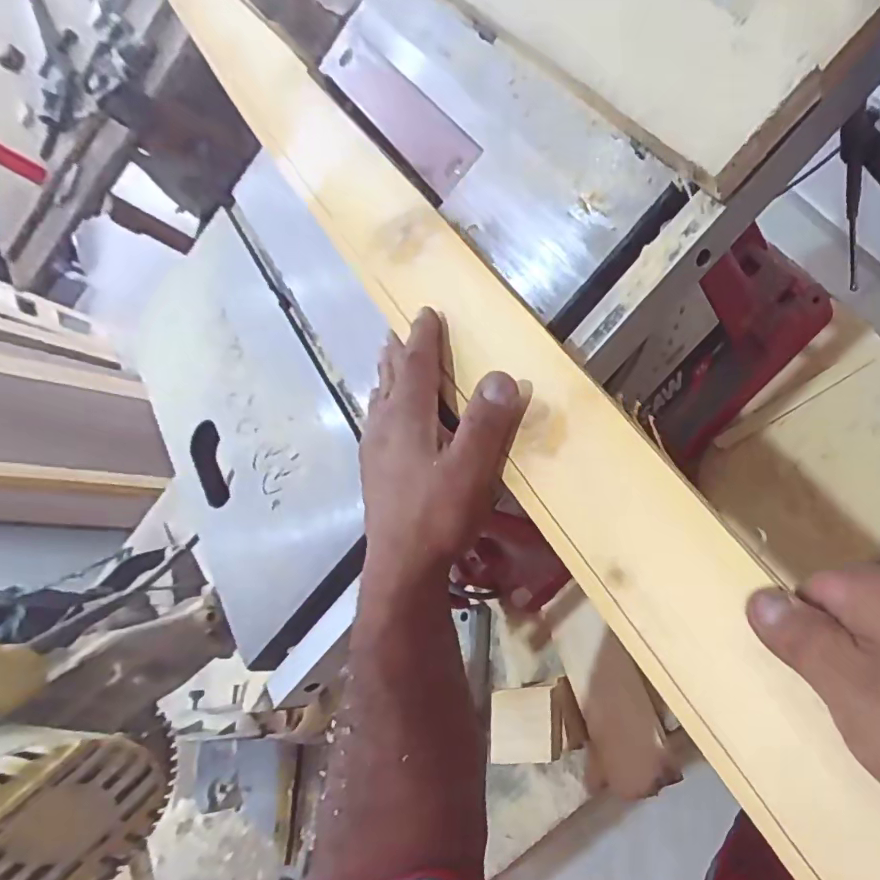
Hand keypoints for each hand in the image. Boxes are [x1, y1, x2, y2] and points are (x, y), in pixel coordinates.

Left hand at [361, 308, 528, 592]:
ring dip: (389, 379)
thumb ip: (487, 424)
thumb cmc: (440, 515)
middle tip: (400, 331)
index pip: (417, 370)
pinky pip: (381, 425)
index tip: (427, 313)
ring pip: (382, 404)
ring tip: (389, 365)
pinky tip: (389, 422)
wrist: (403, 566)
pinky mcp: (379, 475)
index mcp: (408, 422)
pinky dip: (386, 408)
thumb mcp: (472, 470)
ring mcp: (378, 454)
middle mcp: (386, 430)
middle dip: (399, 355)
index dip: (424, 341)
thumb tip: (501, 377)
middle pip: (392, 382)